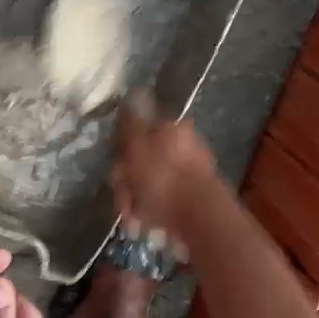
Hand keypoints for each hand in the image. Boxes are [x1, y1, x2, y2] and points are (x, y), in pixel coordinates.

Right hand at [111, 88, 219, 240]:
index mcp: (172, 128)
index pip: (138, 132)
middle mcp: (186, 144)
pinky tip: (150, 226)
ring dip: (140, 201)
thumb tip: (136, 91)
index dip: (122, 153)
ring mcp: (195, 171)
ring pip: (155, 182)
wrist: (202, 219)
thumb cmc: (162, 179)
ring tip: (135, 222)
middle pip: (146, 160)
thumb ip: (130, 122)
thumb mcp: (136, 147)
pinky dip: (157, 211)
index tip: (116, 171)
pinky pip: (169, 199)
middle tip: (124, 203)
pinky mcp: (199, 196)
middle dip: (129, 184)